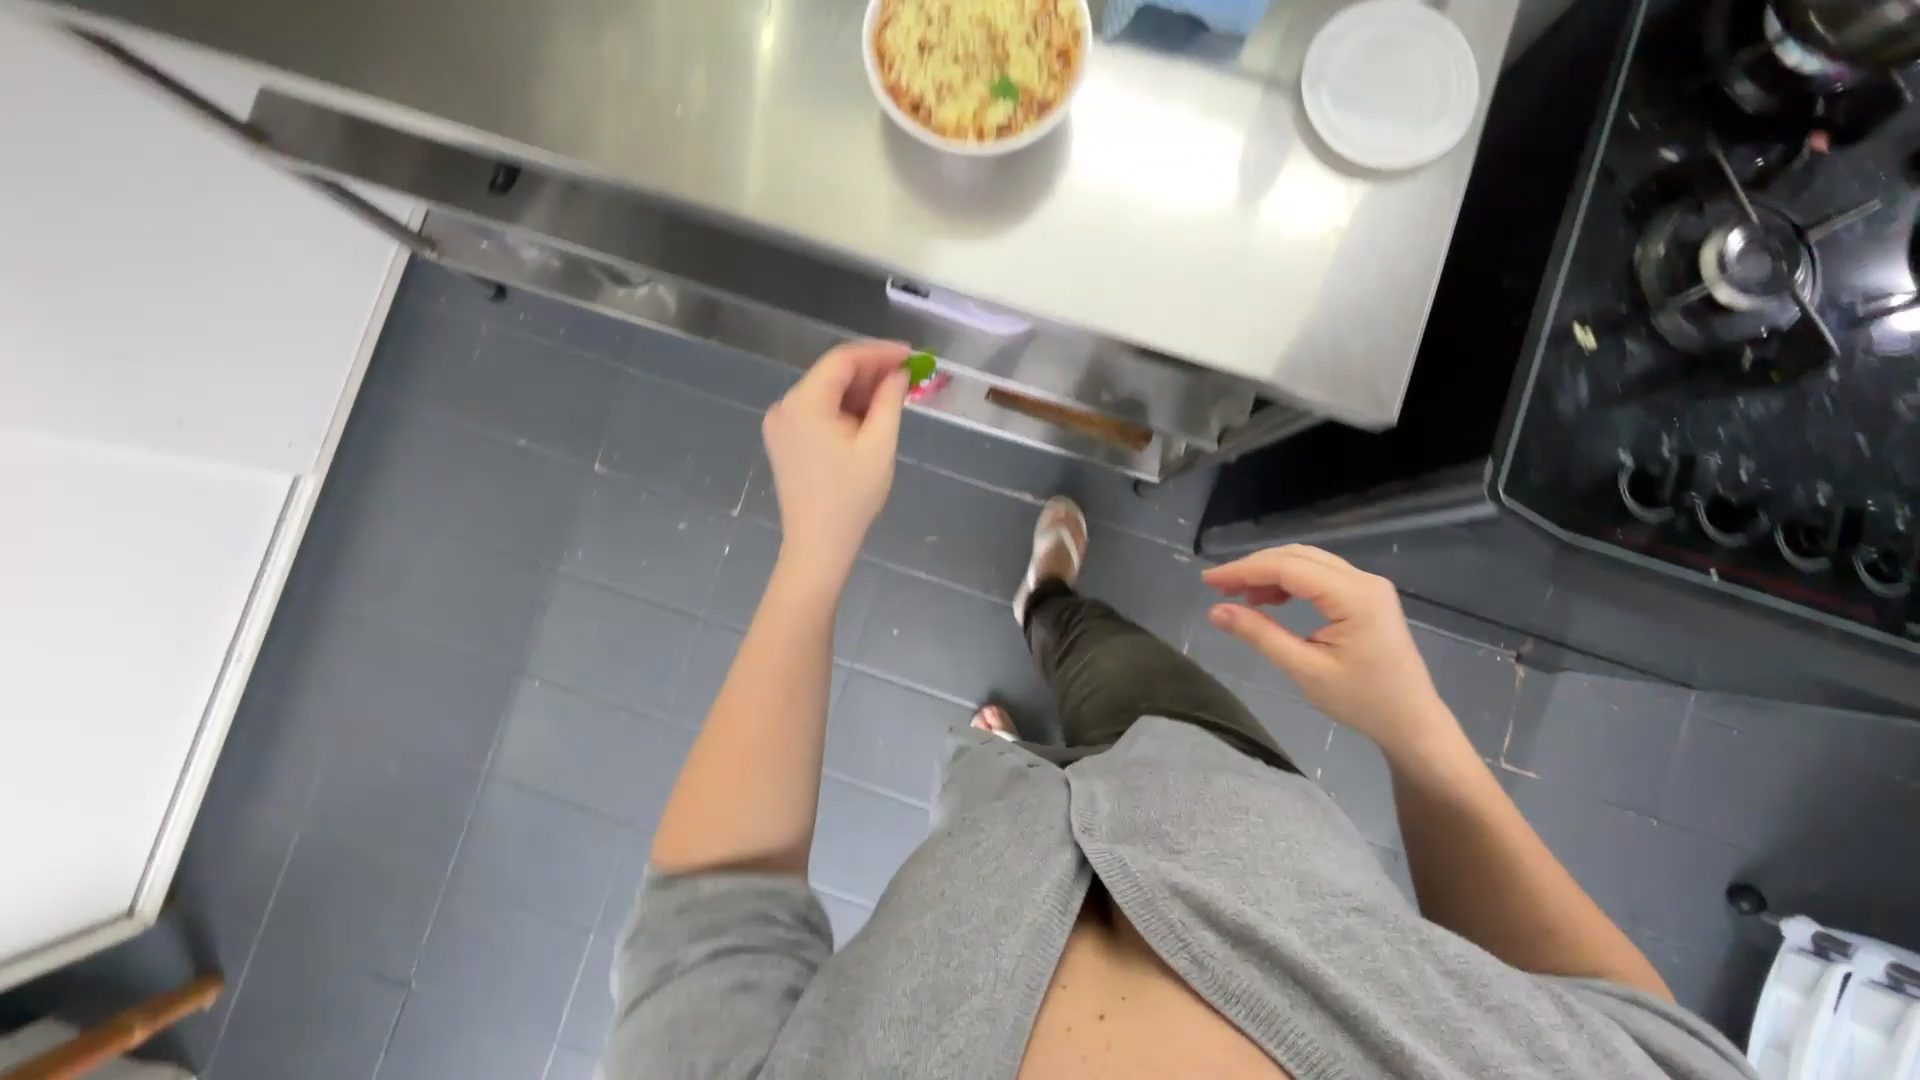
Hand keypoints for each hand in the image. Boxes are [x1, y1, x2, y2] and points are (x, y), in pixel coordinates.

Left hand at [763, 341, 910, 575]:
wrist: (818, 544)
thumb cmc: (852, 497)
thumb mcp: (879, 444)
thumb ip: (890, 400)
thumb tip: (898, 374)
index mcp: (804, 403)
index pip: (842, 359)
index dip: (879, 352)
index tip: (911, 354)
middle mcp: (784, 406)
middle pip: (831, 374)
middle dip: (870, 372)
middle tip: (908, 376)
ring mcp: (780, 424)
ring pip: (825, 393)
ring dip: (859, 391)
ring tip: (894, 398)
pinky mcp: (783, 441)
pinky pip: (816, 411)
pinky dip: (843, 409)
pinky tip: (869, 416)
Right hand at [1202, 545, 1456, 752]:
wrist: (1412, 721)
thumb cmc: (1362, 701)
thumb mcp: (1305, 670)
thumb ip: (1260, 635)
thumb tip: (1216, 611)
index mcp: (1354, 596)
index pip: (1288, 567)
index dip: (1244, 570)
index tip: (1208, 581)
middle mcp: (1363, 580)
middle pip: (1297, 556)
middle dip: (1253, 568)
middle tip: (1217, 587)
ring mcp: (1367, 586)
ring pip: (1307, 562)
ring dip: (1269, 573)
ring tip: (1239, 596)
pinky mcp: (1365, 596)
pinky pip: (1319, 575)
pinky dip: (1289, 581)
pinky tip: (1269, 600)